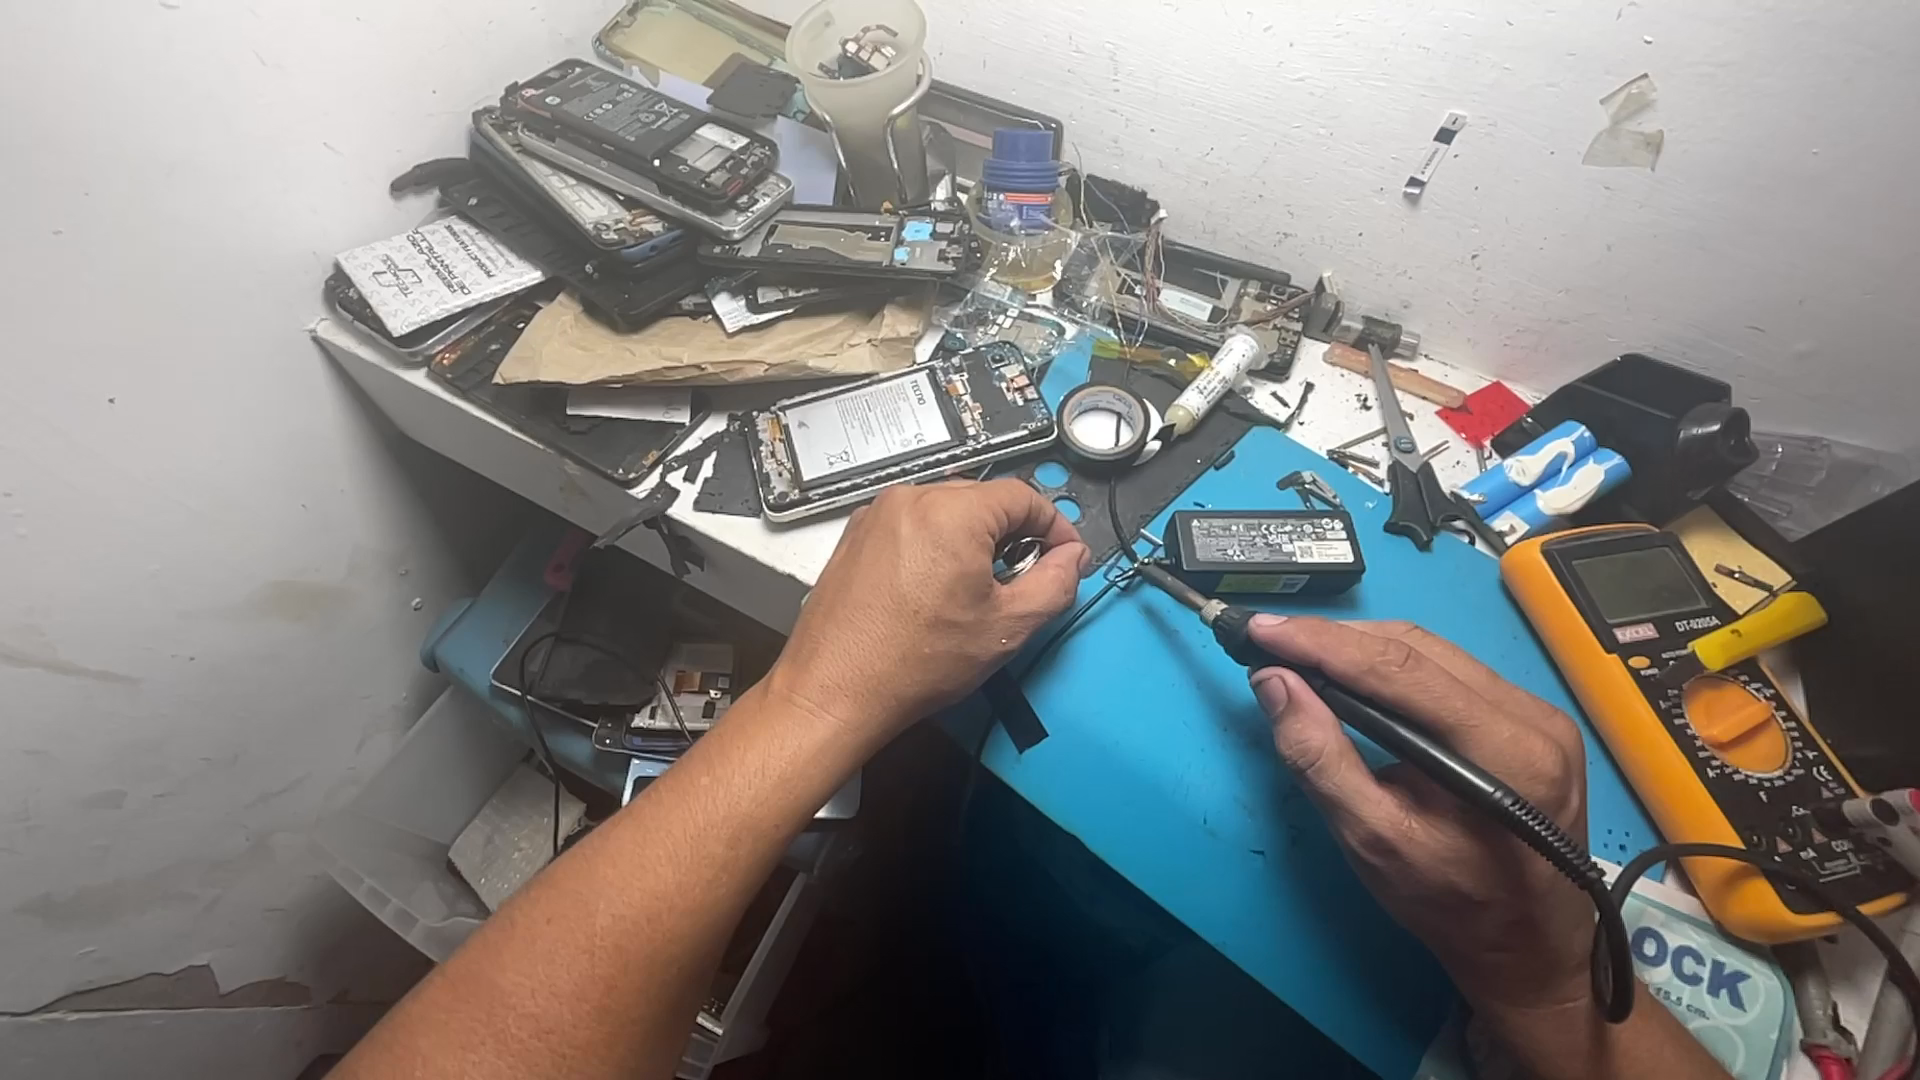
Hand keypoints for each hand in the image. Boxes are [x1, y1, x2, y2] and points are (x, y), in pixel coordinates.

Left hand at [765, 479, 1090, 744]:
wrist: (834, 689)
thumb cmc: (910, 663)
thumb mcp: (1005, 628)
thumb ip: (1055, 584)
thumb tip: (1071, 558)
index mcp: (951, 512)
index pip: (1023, 496)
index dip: (1054, 526)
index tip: (1064, 554)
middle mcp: (910, 499)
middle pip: (983, 499)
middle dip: (1013, 534)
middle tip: (1024, 577)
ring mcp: (878, 514)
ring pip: (947, 509)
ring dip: (974, 539)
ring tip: (976, 589)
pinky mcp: (858, 533)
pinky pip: (913, 523)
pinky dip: (936, 543)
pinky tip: (936, 588)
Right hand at [1245, 616, 1593, 1012]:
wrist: (1528, 948)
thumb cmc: (1447, 902)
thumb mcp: (1369, 838)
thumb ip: (1318, 756)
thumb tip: (1272, 680)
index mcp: (1505, 750)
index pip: (1397, 668)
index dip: (1321, 641)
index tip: (1260, 630)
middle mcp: (1531, 716)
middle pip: (1414, 647)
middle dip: (1331, 638)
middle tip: (1268, 642)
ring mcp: (1536, 712)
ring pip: (1428, 648)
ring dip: (1354, 645)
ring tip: (1296, 652)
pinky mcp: (1526, 715)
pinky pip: (1442, 666)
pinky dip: (1383, 661)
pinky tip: (1345, 671)